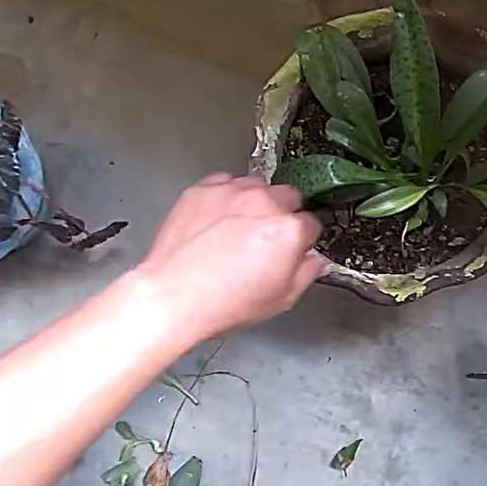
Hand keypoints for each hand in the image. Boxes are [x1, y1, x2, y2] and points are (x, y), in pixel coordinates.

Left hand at [128, 174, 327, 341]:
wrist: (173, 296)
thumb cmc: (220, 302)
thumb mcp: (279, 300)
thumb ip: (305, 274)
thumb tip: (314, 262)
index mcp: (287, 231)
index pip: (311, 223)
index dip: (301, 238)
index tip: (292, 247)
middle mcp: (262, 203)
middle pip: (288, 196)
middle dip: (282, 214)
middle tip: (264, 238)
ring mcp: (231, 192)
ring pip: (256, 185)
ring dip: (254, 201)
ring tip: (237, 230)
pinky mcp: (203, 189)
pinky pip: (224, 183)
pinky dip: (225, 197)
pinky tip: (217, 222)